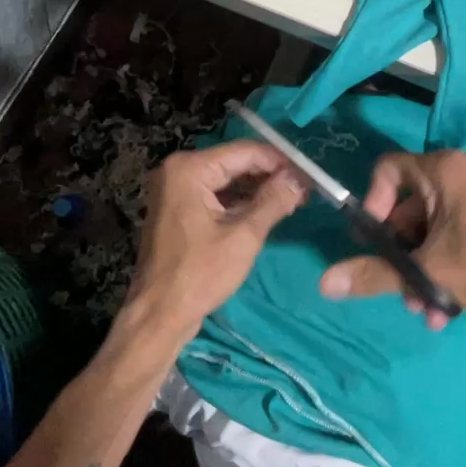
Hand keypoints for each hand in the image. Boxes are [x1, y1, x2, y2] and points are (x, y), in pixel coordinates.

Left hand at [124, 142, 307, 336]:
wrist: (158, 314)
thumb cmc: (199, 274)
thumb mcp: (243, 237)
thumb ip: (273, 201)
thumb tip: (298, 178)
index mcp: (190, 169)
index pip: (245, 152)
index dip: (279, 161)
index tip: (308, 174)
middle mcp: (178, 169)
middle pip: (234, 163)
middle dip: (269, 175)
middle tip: (303, 189)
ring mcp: (175, 188)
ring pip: (225, 179)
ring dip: (256, 189)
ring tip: (291, 200)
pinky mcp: (177, 207)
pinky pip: (214, 194)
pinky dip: (238, 201)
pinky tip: (265, 210)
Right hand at [319, 150, 465, 329]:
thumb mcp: (429, 272)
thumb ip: (374, 274)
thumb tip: (324, 283)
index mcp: (444, 169)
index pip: (387, 171)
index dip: (373, 205)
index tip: (373, 243)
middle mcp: (460, 172)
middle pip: (408, 207)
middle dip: (400, 255)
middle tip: (398, 291)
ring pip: (429, 230)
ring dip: (420, 271)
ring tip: (426, 311)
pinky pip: (451, 236)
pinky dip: (442, 268)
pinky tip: (445, 309)